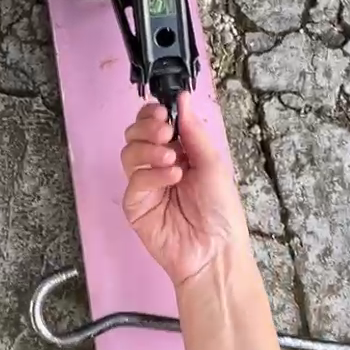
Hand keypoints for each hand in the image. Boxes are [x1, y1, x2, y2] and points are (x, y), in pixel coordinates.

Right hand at [119, 94, 251, 288]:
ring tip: (172, 157)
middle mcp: (157, 165)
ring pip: (128, 153)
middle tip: (165, 130)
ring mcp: (145, 185)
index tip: (163, 110)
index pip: (153, 123)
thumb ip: (193, 131)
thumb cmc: (220, 210)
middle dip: (147, 127)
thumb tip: (182, 97)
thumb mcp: (212, 164)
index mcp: (177, 151)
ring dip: (148, 148)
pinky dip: (152, 174)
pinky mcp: (135, 205)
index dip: (153, 113)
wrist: (215, 252)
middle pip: (135, 134)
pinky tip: (172, 177)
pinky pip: (134, 181)